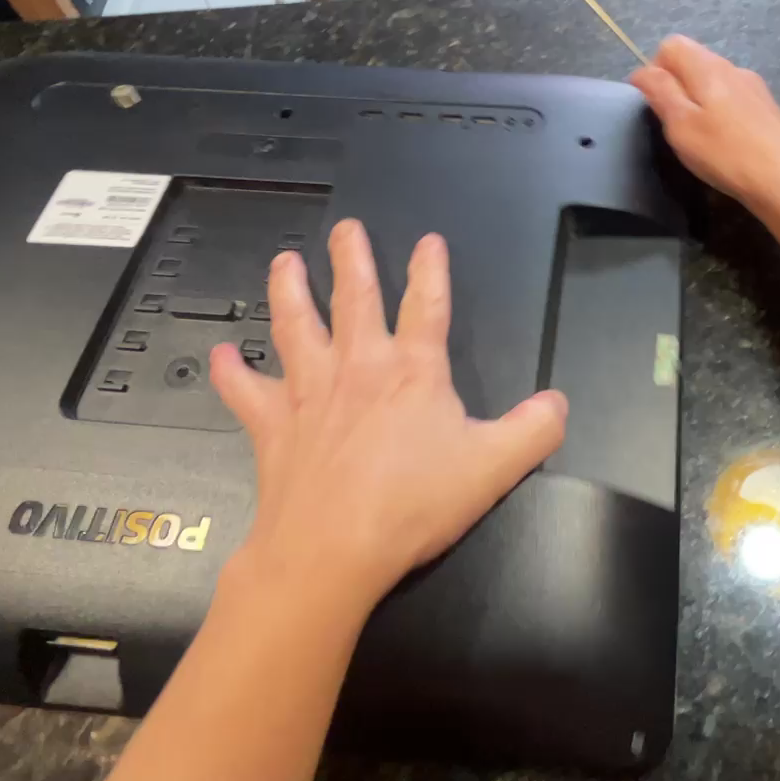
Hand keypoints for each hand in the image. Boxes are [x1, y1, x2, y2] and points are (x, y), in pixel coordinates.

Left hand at [209, 219, 567, 609]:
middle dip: (351, 258)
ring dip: (289, 290)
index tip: (429, 241)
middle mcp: (358, 366)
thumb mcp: (494, 468)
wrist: (331, 551)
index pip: (427, 304)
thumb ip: (535, 430)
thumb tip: (559, 403)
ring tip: (284, 262)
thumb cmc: (413, 504)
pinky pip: (246, 391)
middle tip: (345, 229)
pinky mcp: (272, 425)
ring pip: (295, 326)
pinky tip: (221, 355)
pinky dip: (231, 372)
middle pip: (354, 297)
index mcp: (412, 370)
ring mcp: (309, 392)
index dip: (431, 269)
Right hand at [629, 35, 779, 215]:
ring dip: (698, 101)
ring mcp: (753, 87)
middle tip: (675, 126)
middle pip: (693, 60)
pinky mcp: (766, 108)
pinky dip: (719, 113)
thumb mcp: (680, 124)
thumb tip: (643, 71)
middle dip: (676, 87)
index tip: (654, 105)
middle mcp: (732, 67)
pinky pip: (731, 98)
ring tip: (699, 138)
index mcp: (708, 66)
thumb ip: (659, 91)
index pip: (671, 45)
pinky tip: (725, 142)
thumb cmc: (725, 153)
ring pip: (713, 81)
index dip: (654, 70)